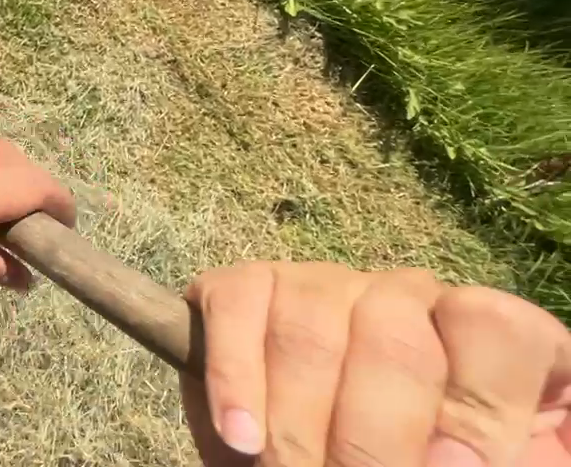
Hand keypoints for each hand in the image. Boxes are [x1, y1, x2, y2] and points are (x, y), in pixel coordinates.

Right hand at [184, 262, 570, 466]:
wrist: (332, 458)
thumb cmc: (422, 464)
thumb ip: (480, 458)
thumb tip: (448, 457)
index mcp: (492, 335)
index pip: (496, 325)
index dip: (479, 402)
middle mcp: (403, 292)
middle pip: (392, 342)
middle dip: (368, 437)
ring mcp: (313, 280)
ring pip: (305, 335)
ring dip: (295, 423)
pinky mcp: (240, 282)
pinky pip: (233, 313)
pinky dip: (232, 380)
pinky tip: (240, 434)